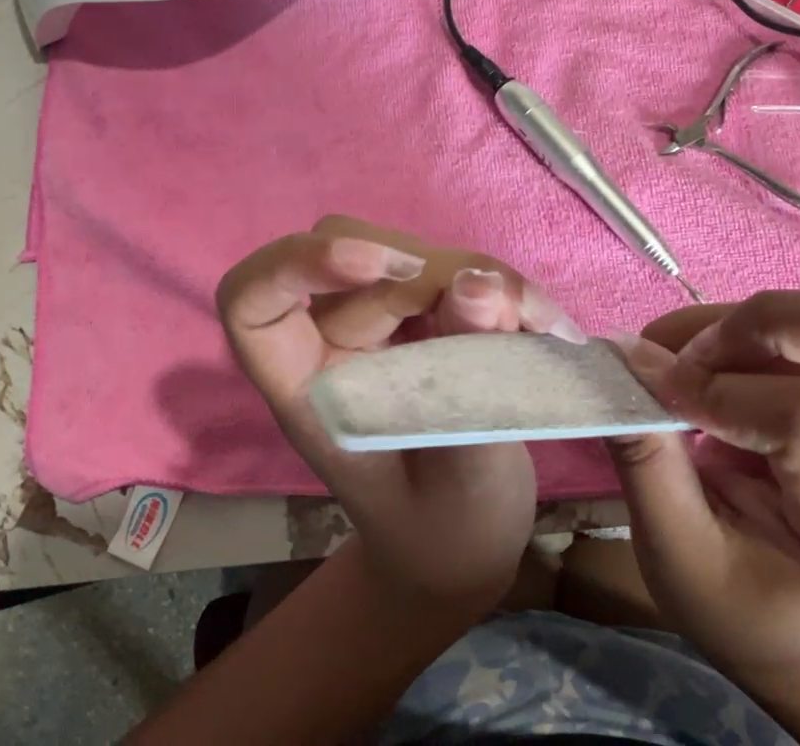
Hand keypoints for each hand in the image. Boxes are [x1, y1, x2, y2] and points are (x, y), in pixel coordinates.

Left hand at [215, 216, 582, 606]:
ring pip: (404, 253)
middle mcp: (330, 343)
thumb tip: (482, 286)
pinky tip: (547, 324)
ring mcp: (376, 326)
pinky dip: (500, 287)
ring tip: (542, 323)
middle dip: (427, 272)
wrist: (463, 546)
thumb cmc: (444, 534)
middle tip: (506, 310)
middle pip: (346, 254)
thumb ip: (468, 388)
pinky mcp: (421, 318)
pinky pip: (451, 273)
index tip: (372, 264)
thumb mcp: (461, 481)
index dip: (295, 263)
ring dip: (477, 273)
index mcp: (306, 386)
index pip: (253, 302)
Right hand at [607, 291, 799, 673]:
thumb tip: (620, 365)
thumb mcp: (673, 549)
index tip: (655, 393)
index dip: (722, 391)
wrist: (781, 618)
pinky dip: (750, 324)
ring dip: (757, 321)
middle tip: (696, 354)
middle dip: (777, 324)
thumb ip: (645, 458)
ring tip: (684, 354)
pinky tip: (701, 356)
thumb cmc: (729, 599)